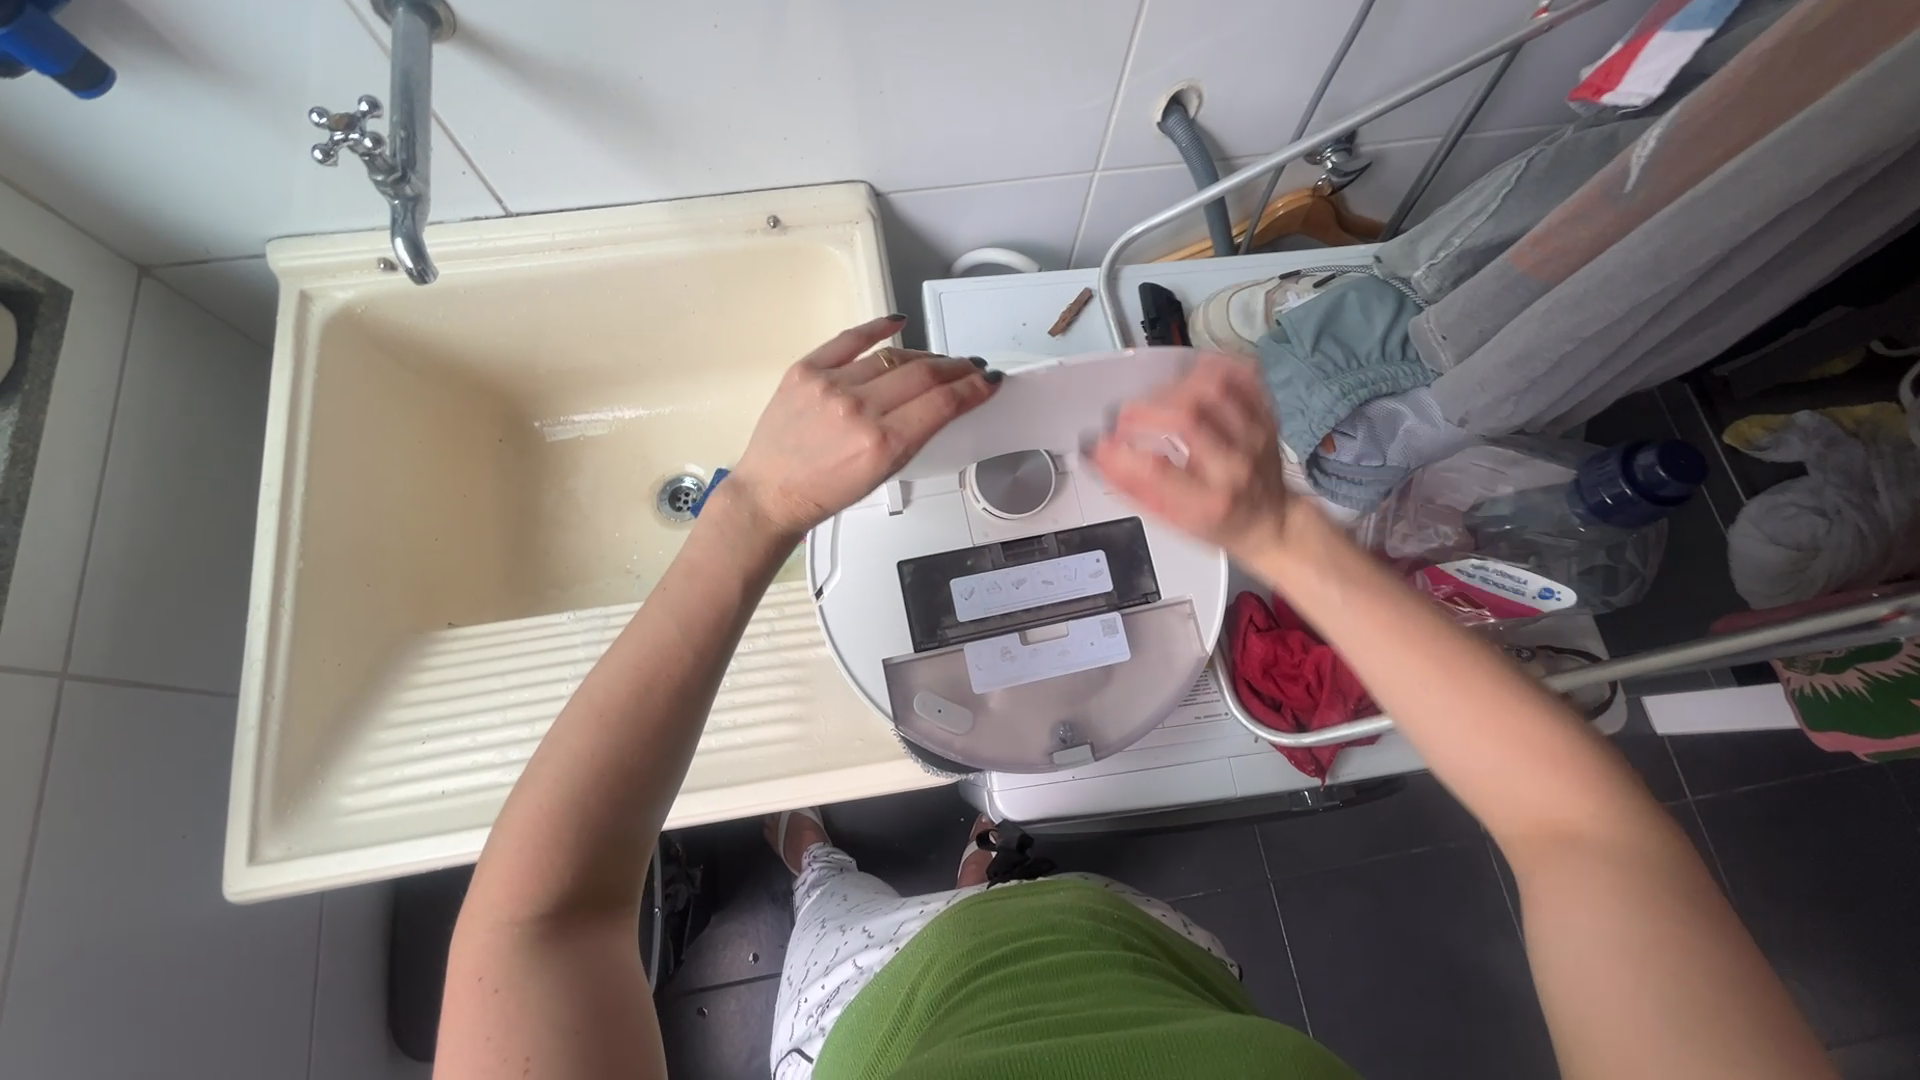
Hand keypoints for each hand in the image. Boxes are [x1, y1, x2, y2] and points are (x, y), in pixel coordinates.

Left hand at [727, 315, 997, 539]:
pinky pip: (850, 339)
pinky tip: (897, 323)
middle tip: (970, 368)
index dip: (973, 388)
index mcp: (883, 443)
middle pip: (924, 374)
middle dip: (957, 369)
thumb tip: (941, 404)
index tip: (987, 381)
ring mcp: (830, 385)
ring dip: (925, 355)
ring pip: (894, 357)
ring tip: (938, 360)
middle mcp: (858, 409)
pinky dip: (878, 328)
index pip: (943, 403)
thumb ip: (915, 434)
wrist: (772, 493)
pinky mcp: (806, 370)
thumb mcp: (884, 474)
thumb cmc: (824, 491)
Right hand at [1091, 353, 1289, 558]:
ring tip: (1157, 400)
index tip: (1105, 444)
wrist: (1269, 520)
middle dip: (1144, 412)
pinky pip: (1242, 373)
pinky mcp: (1267, 413)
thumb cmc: (1217, 521)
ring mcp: (1255, 435)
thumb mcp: (1170, 520)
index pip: (1158, 470)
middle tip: (1127, 419)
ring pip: (1212, 387)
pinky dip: (1211, 367)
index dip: (1122, 452)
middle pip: (1187, 416)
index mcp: (1208, 503)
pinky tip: (1191, 378)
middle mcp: (1236, 466)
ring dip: (1171, 388)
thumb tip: (1100, 454)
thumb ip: (1133, 487)